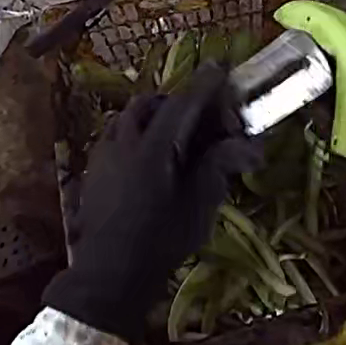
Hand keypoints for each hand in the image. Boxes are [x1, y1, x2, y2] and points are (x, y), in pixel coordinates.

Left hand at [43, 65, 260, 339]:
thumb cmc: (161, 241)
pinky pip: (117, 134)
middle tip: (205, 120)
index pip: (184, 103)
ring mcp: (104, 154)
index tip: (219, 67)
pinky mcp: (94, 169)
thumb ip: (221, 166)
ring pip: (130, 116)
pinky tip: (151, 156)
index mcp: (154, 148)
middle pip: (153, 103)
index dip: (204, 84)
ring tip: (177, 135)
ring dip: (156, 115)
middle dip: (180, 102)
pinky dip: (138, 131)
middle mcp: (124, 141)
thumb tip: (251, 146)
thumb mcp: (200, 205)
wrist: (108, 277)